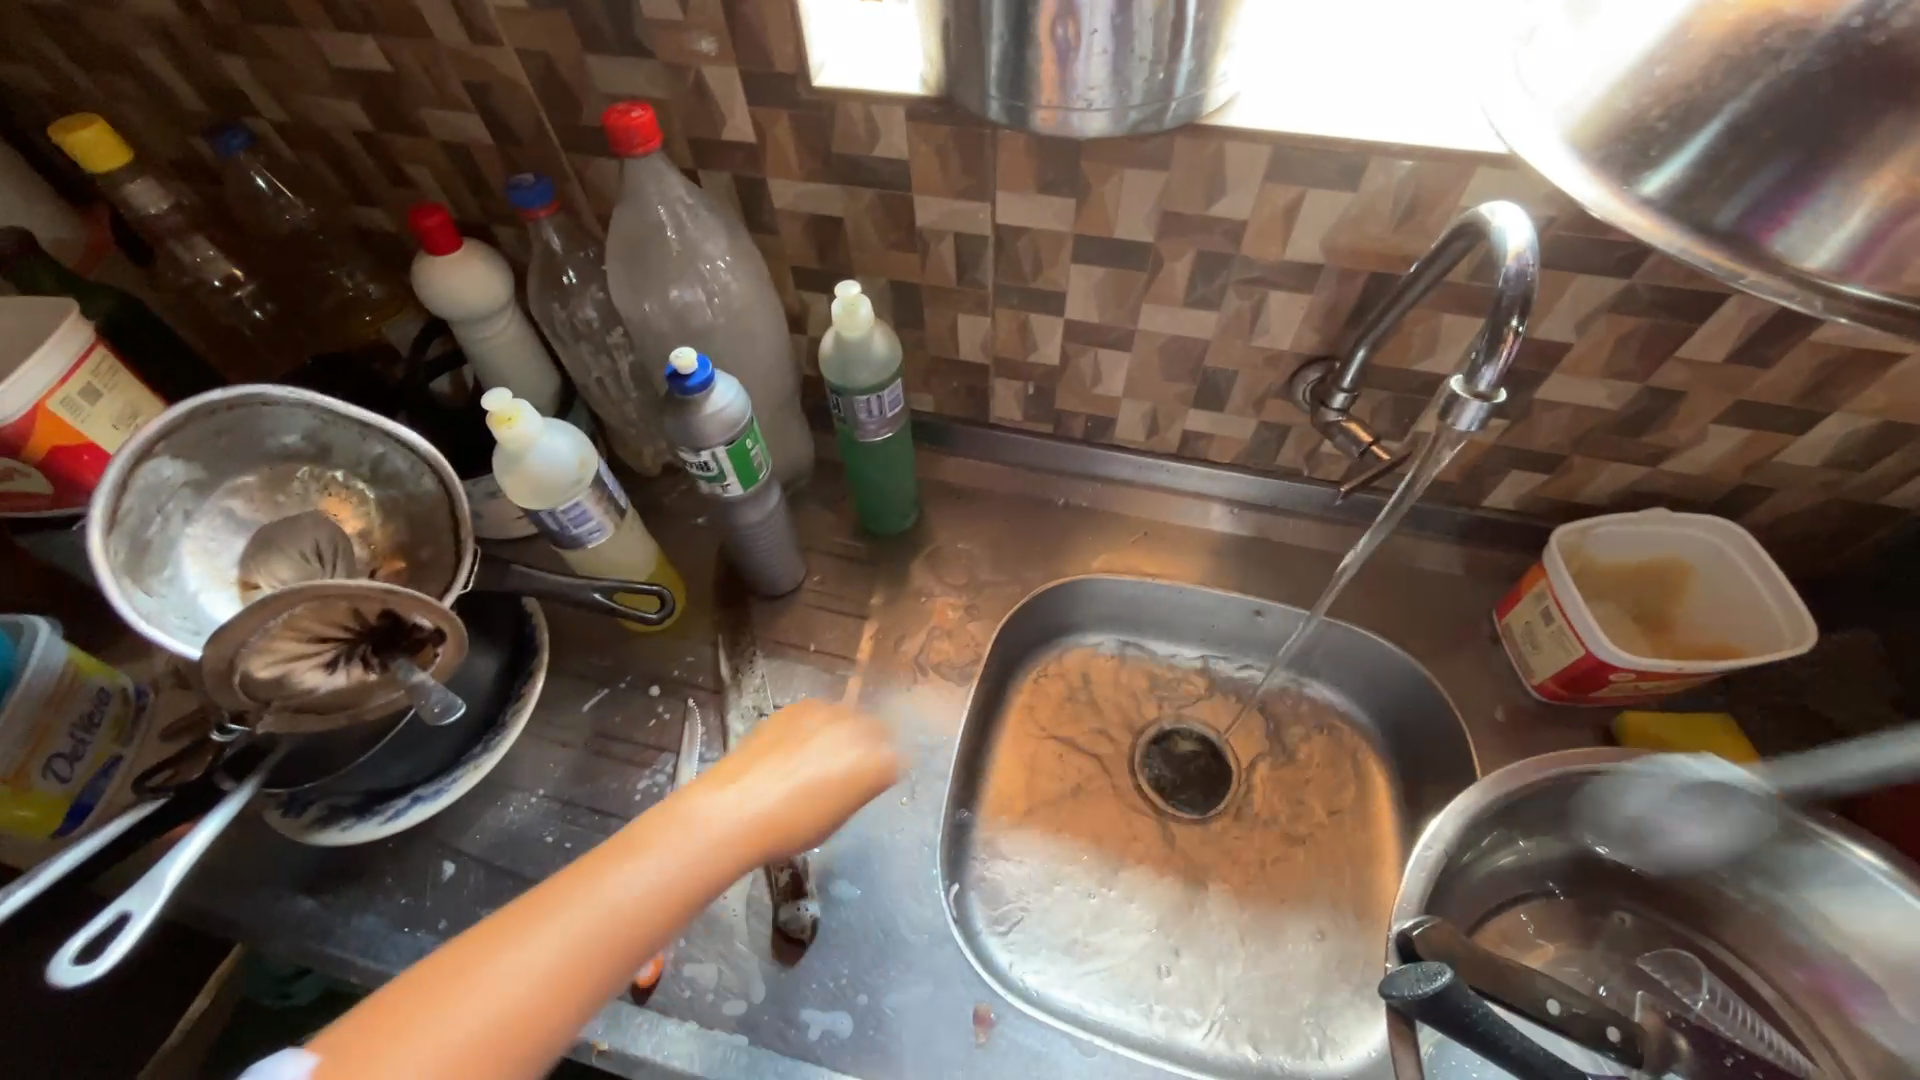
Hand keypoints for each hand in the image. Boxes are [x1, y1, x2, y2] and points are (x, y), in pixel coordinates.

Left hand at [690, 699, 900, 860]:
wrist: (737, 808)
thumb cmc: (792, 827)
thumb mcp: (838, 817)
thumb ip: (858, 789)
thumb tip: (858, 777)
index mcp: (878, 762)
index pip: (897, 758)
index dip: (884, 771)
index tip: (871, 782)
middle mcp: (860, 728)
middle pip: (877, 729)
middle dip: (869, 745)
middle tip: (848, 768)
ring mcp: (829, 711)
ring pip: (848, 716)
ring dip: (841, 732)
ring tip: (817, 756)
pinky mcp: (799, 705)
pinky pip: (818, 712)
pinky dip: (814, 726)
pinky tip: (795, 747)